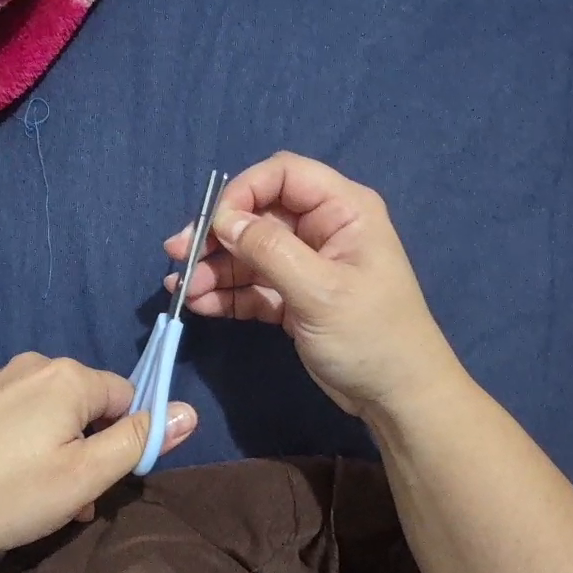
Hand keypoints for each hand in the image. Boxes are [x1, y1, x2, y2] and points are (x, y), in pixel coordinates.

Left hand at [0, 354, 195, 566]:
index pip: (128, 397)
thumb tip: (189, 411)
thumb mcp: (84, 476)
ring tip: (36, 504)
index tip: (106, 482)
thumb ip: (139, 441)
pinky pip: (15, 421)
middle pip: (87, 406)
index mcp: (67, 376)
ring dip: (57, 456)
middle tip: (71, 503)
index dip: (128, 441)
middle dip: (90, 452)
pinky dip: (22, 450)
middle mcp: (31, 366)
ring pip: (50, 418)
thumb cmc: (4, 492)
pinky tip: (2, 486)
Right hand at [164, 152, 458, 416]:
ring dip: (213, 269)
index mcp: (342, 211)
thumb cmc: (371, 336)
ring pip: (247, 254)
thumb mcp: (320, 291)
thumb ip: (270, 251)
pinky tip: (199, 305)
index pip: (283, 176)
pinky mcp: (292, 299)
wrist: (395, 397)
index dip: (242, 193)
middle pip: (257, 215)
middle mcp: (321, 230)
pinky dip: (225, 294)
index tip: (210, 226)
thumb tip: (222, 221)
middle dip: (216, 236)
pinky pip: (251, 286)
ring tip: (182, 290)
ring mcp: (305, 266)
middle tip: (177, 256)